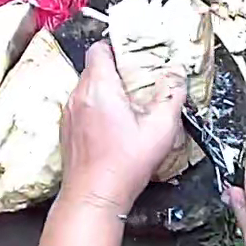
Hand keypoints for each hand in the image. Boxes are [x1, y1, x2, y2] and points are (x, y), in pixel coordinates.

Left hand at [59, 40, 185, 212]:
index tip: (134, 57)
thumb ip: (171, 97)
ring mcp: (70, 114)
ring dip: (106, 92)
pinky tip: (114, 127)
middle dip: (117, 72)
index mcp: (99, 87)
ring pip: (87, 88)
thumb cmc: (123, 165)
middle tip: (139, 84)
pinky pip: (82, 108)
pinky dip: (96, 109)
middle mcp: (78, 96)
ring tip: (129, 107)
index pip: (99, 49)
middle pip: (95, 68)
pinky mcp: (67, 131)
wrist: (92, 198)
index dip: (117, 48)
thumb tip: (177, 75)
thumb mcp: (160, 129)